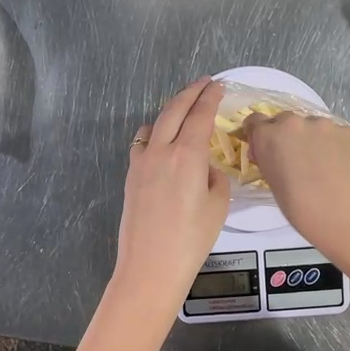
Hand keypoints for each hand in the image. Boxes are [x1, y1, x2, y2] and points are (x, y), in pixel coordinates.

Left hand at [114, 78, 230, 302]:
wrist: (150, 266)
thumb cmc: (191, 240)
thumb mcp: (218, 207)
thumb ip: (215, 179)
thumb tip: (205, 170)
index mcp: (187, 155)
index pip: (200, 116)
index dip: (210, 98)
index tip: (218, 86)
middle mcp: (161, 151)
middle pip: (174, 110)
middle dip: (190, 93)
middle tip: (203, 84)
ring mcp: (141, 163)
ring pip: (155, 124)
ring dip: (170, 111)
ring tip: (184, 109)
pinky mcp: (131, 176)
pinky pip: (142, 143)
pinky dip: (155, 133)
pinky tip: (162, 141)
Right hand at [241, 111, 349, 259]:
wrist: (343, 212)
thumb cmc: (299, 207)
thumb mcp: (272, 182)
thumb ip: (269, 159)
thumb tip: (274, 154)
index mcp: (269, 136)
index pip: (255, 121)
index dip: (258, 133)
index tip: (263, 146)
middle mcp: (294, 123)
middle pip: (284, 120)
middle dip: (286, 135)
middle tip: (295, 157)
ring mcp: (323, 124)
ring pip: (312, 125)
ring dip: (312, 138)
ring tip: (322, 162)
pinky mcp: (347, 130)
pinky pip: (334, 133)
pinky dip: (333, 144)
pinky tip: (339, 164)